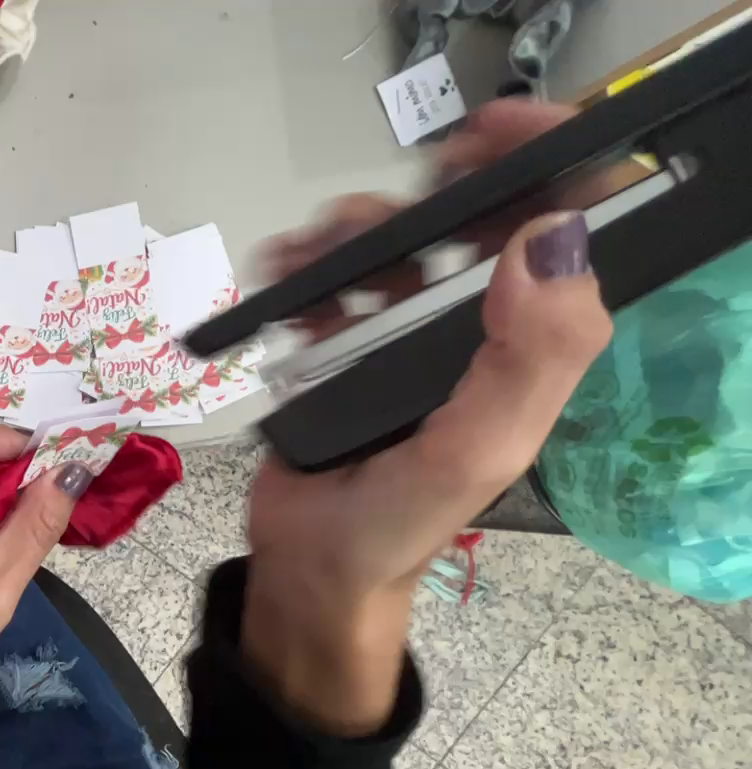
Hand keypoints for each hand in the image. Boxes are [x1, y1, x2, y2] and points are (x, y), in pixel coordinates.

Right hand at [243, 101, 614, 736]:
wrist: (310, 566)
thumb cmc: (397, 521)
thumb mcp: (477, 448)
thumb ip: (528, 356)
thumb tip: (542, 237)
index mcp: (524, 348)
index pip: (558, 234)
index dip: (541, 168)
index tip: (485, 137)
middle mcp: (465, 335)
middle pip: (458, 234)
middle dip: (414, 203)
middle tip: (359, 208)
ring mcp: (392, 347)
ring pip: (382, 261)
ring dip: (340, 242)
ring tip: (295, 253)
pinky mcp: (330, 362)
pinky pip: (322, 303)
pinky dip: (297, 283)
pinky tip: (275, 285)